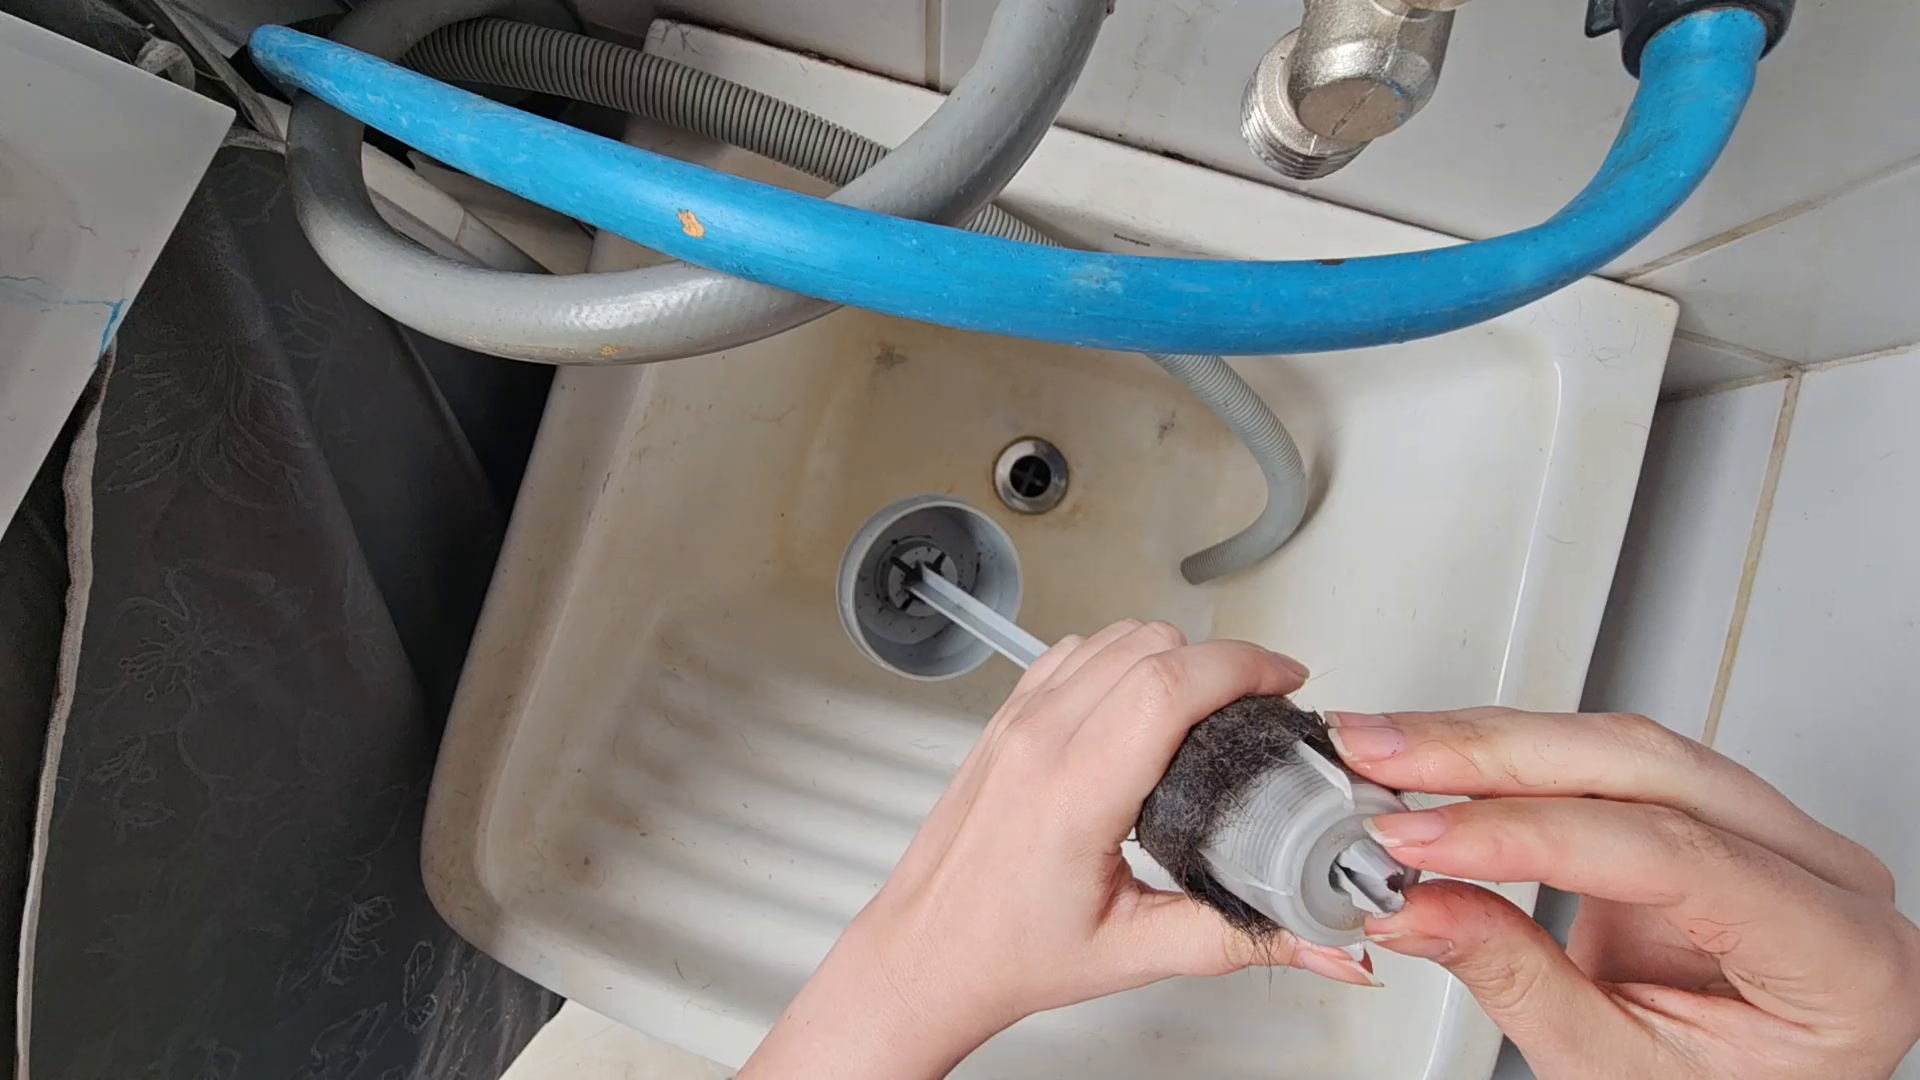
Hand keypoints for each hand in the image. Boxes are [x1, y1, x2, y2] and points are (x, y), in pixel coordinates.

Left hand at [737, 622, 1374, 1079]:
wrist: (926, 945)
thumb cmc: (1004, 950)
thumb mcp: (1134, 954)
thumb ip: (1236, 936)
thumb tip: (1316, 935)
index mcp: (1074, 790)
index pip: (1168, 686)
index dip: (1240, 666)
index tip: (1281, 680)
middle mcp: (1040, 737)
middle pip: (1147, 646)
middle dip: (1220, 658)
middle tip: (1257, 695)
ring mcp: (1017, 718)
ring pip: (1109, 637)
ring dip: (1170, 651)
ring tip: (1206, 694)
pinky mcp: (1005, 716)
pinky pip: (1070, 652)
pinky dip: (1118, 654)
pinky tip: (1137, 692)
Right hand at [1328, 708, 1919, 1079]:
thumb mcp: (1613, 1072)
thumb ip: (1512, 979)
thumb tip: (1407, 906)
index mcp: (1839, 956)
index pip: (1667, 855)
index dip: (1520, 835)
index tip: (1413, 840)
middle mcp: (1801, 864)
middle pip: (1633, 763)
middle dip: (1481, 753)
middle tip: (1379, 757)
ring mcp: (1735, 820)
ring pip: (1593, 737)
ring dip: (1467, 737)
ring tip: (1376, 746)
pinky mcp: (1658, 802)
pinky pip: (1567, 746)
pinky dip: (1478, 747)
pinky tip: (1419, 751)